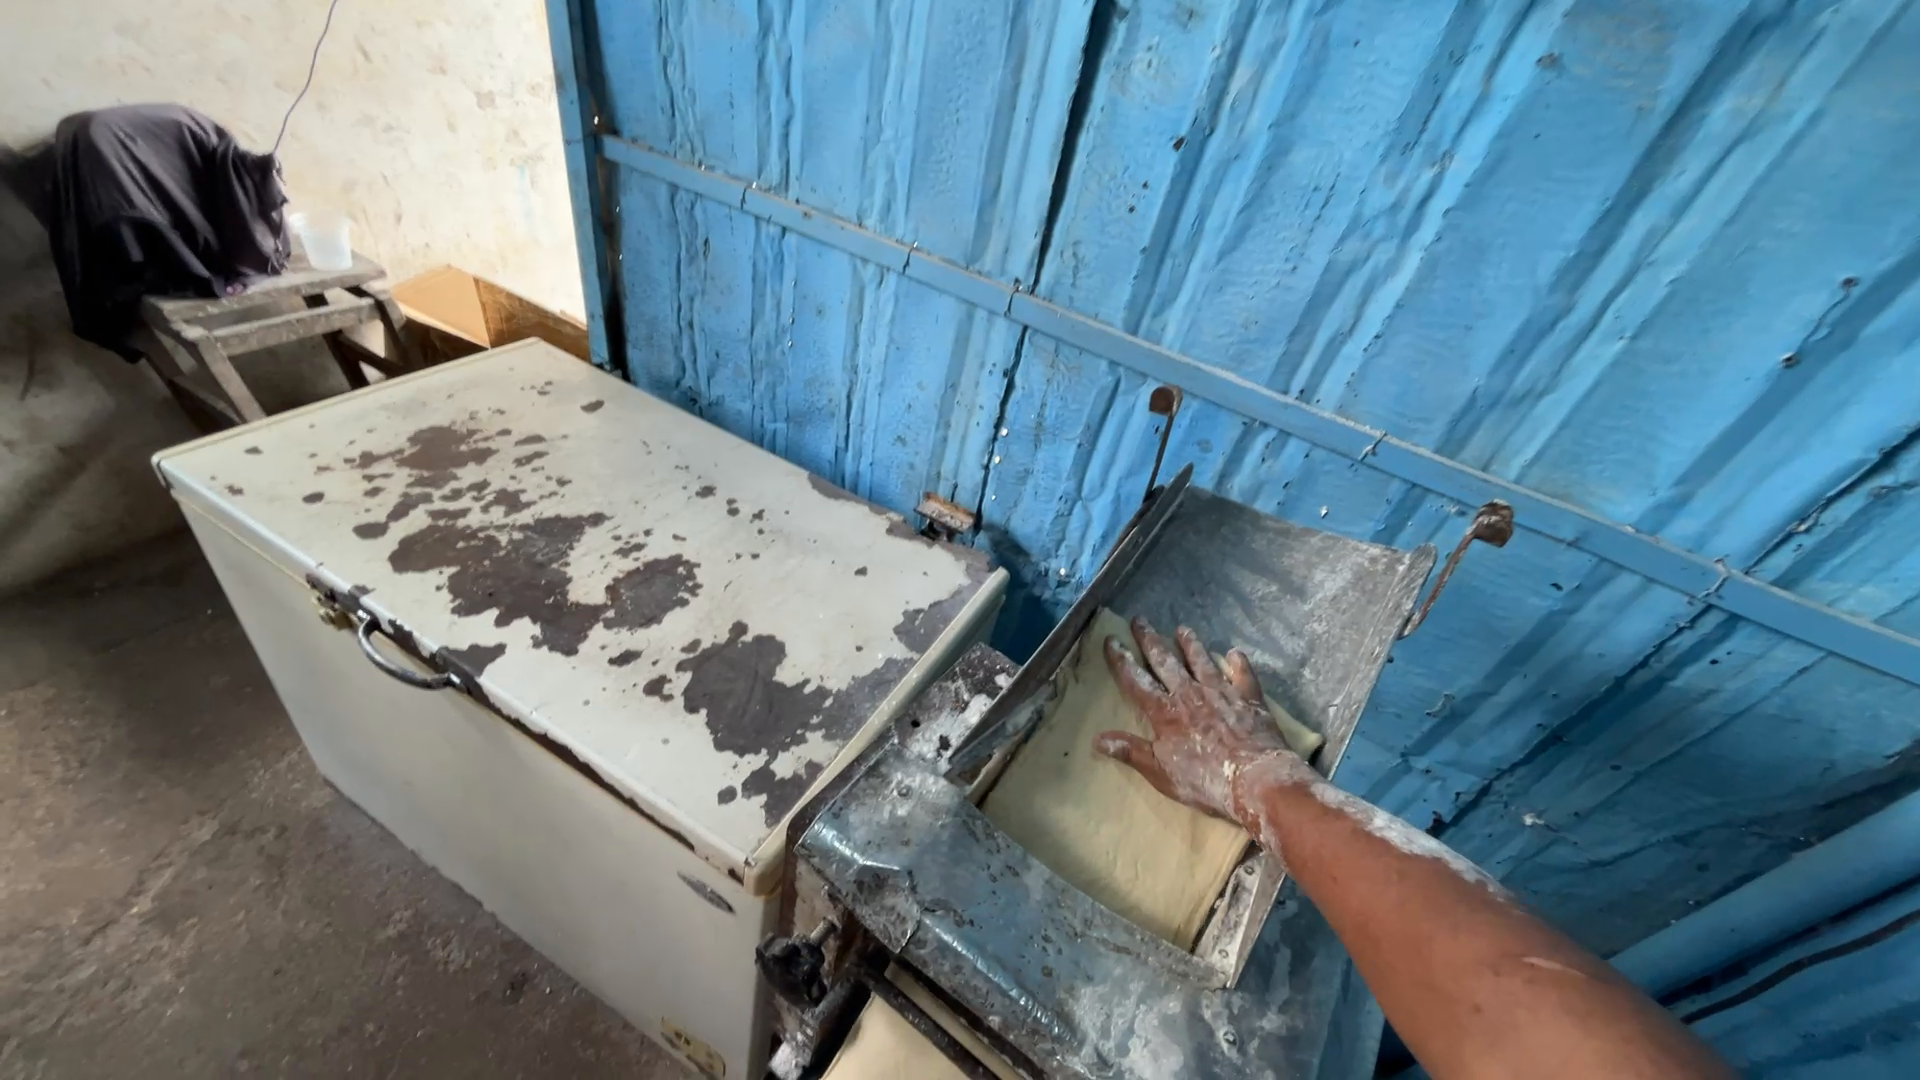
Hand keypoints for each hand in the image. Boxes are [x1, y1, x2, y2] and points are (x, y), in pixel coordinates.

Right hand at [1095, 617, 1316, 827]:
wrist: (1256, 780)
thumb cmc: (1204, 780)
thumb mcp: (1160, 772)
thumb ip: (1131, 752)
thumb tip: (1097, 739)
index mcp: (1165, 712)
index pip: (1136, 680)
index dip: (1121, 660)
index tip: (1111, 641)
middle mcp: (1189, 693)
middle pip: (1165, 662)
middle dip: (1150, 641)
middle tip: (1140, 620)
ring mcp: (1220, 692)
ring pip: (1201, 660)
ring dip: (1190, 644)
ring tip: (1182, 628)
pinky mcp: (1248, 698)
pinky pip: (1242, 674)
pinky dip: (1238, 662)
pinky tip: (1234, 652)